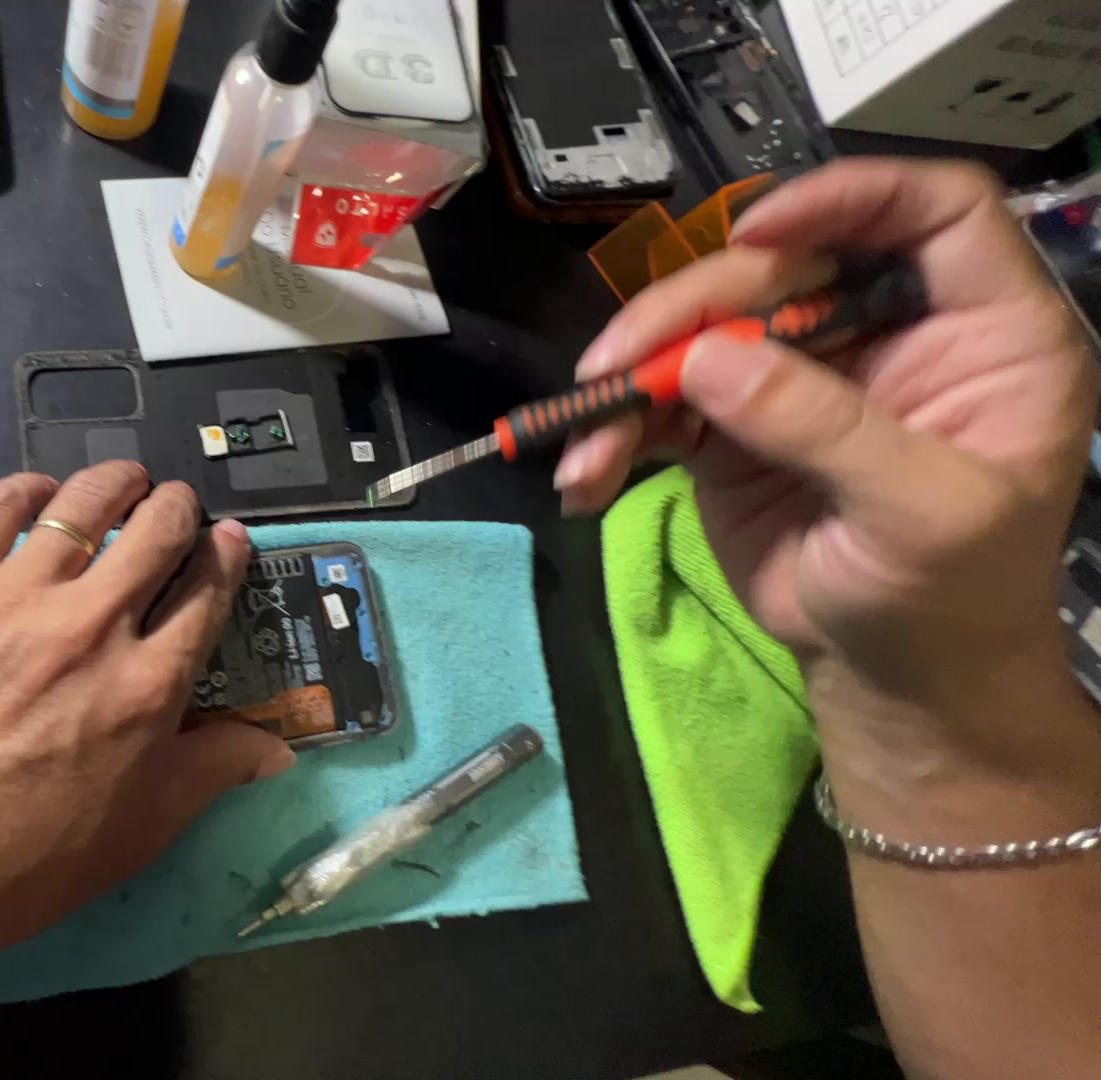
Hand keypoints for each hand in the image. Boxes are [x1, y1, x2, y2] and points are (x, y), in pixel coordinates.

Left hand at [0, 462, 293, 967]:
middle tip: (176, 508)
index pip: (207, 591)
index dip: (226, 555)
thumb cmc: (28, 860)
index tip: (228, 539)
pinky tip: (40, 493)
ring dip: (117, 482)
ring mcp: (15, 599)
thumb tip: (278, 749)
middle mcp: (91, 625)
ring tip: (125, 483)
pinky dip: (26, 489)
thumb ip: (213, 771)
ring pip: (83, 505)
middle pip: (155, 531)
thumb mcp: (142, 828)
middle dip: (178, 508)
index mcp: (147, 684)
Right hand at [556, 159, 1096, 764]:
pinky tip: (583, 483)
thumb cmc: (946, 590)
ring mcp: (783, 386)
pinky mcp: (718, 434)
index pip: (927, 218)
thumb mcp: (918, 510)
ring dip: (621, 394)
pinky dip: (608, 445)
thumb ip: (824, 426)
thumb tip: (708, 359)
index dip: (848, 199)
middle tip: (607, 367)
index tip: (753, 233)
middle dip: (676, 320)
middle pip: (767, 281)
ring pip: (689, 346)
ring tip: (583, 453)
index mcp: (969, 335)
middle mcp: (870, 341)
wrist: (878, 663)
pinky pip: (650, 414)